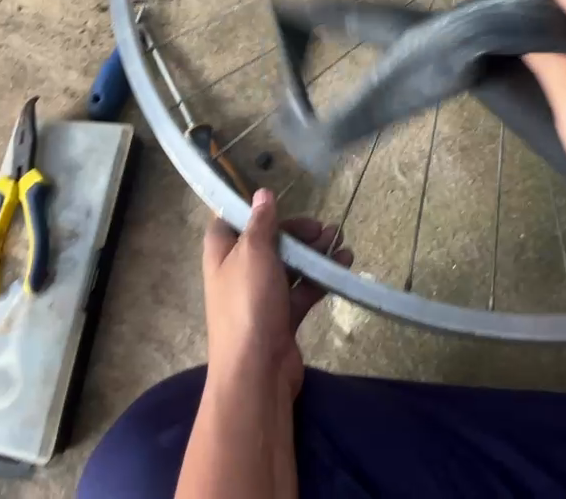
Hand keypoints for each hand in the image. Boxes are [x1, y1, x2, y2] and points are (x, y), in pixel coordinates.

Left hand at [202, 188, 352, 401]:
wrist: (256, 372)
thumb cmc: (248, 304)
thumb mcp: (253, 253)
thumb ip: (261, 222)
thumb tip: (262, 194)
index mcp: (221, 252)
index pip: (231, 219)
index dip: (252, 207)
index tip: (280, 198)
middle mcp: (239, 270)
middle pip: (268, 240)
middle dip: (296, 230)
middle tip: (323, 227)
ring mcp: (261, 294)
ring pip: (289, 263)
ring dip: (314, 251)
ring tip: (340, 240)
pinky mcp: (282, 315)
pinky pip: (303, 288)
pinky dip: (321, 276)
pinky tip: (344, 263)